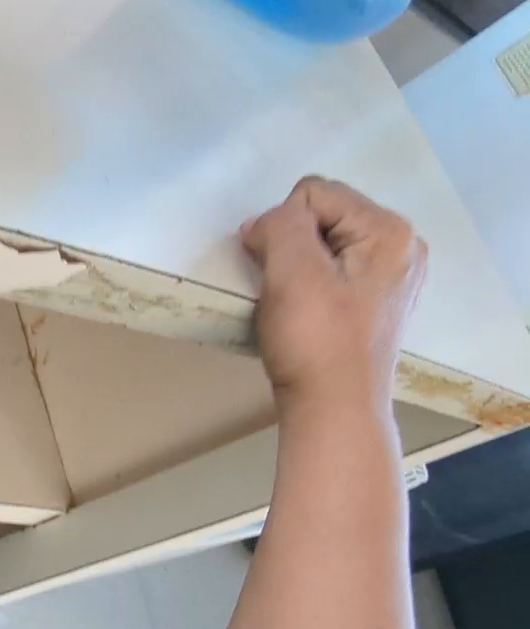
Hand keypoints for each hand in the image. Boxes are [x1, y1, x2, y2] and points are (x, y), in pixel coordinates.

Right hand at [241, 176, 426, 416]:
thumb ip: (280, 230)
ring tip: (287, 302)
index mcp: (387, 231)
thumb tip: (260, 222)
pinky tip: (302, 313)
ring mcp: (389, 276)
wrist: (334, 402)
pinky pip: (331, 273)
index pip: (314, 194)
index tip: (270, 269)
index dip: (278, 227)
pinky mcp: (372, 302)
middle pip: (322, 218)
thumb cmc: (314, 341)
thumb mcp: (292, 277)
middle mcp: (399, 245)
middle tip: (278, 288)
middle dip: (287, 246)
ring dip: (293, 268)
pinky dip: (305, 286)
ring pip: (323, 247)